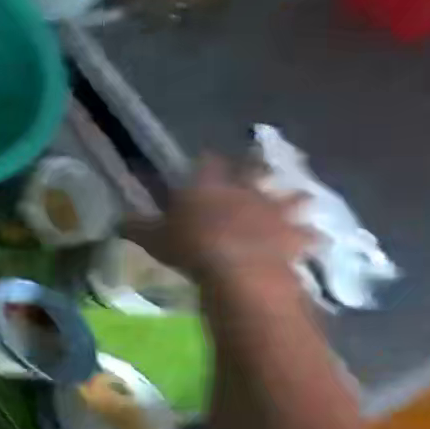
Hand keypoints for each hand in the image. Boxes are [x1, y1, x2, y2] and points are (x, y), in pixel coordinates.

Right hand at [127, 154, 311, 293]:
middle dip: (256, 168)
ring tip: (299, 198)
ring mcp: (275, 211)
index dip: (206, 160)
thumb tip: (117, 219)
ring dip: (294, 198)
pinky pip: (308, 234)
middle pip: (255, 170)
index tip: (204, 159)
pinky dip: (310, 236)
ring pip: (291, 197)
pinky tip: (312, 239)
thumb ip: (135, 226)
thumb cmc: (189, 247)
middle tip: (258, 167)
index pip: (207, 162)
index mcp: (207, 186)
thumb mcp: (151, 238)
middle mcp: (245, 190)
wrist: (238, 270)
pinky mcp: (295, 236)